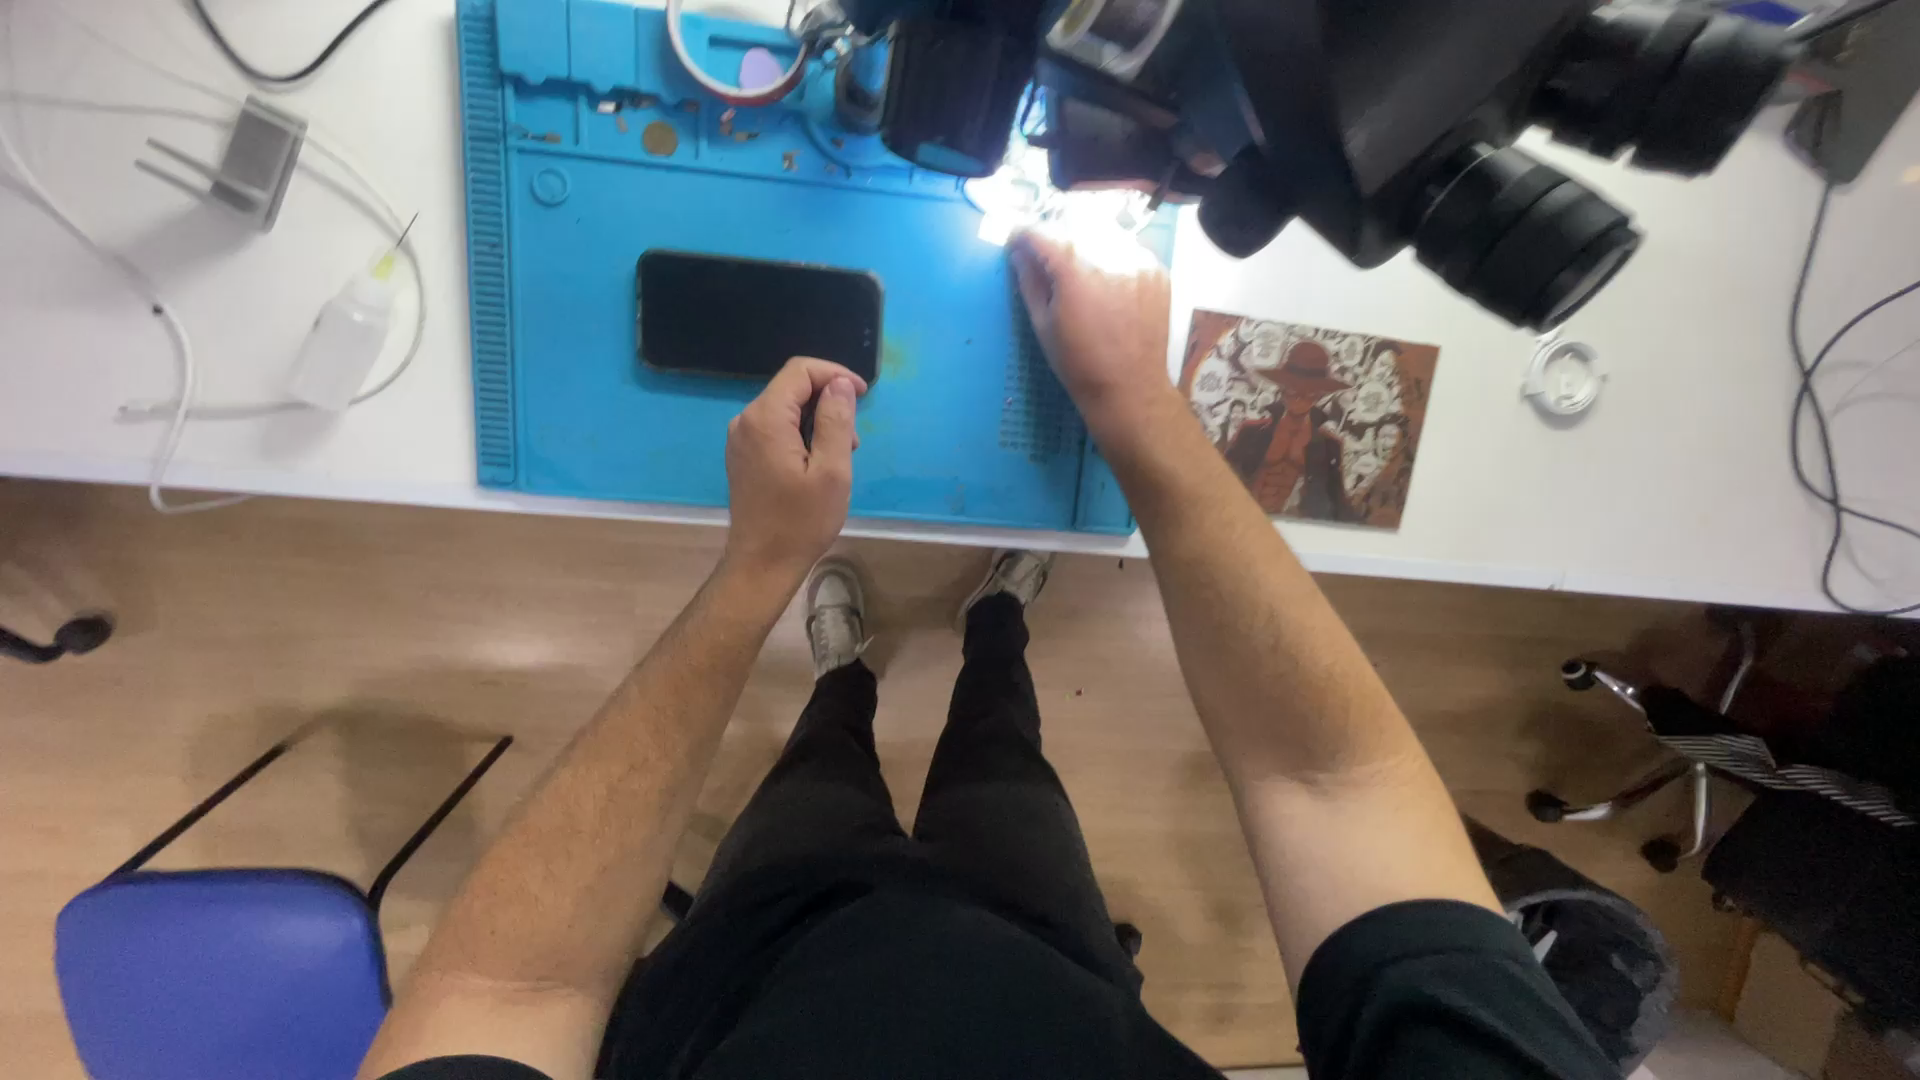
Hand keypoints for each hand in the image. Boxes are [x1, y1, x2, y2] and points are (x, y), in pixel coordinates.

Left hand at [723, 357, 867, 583]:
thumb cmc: (801, 522)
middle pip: (791, 387)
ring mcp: (741, 439)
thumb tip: (841, 385)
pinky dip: (801, 434)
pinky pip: (776, 429)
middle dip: (828, 401)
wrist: (762, 564)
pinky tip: (818, 463)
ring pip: (785, 409)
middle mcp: (746, 420)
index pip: (800, 371)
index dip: (835, 375)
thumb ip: (837, 421)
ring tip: (841, 455)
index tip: (863, 395)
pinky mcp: (743, 456)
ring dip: (817, 420)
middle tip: (854, 438)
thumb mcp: (832, 471)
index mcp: (766, 418)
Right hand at [1010, 223, 1174, 432]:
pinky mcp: (1157, 270)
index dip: (1024, 234)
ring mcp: (1139, 260)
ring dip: (1085, 239)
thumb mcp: (1043, 325)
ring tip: (1078, 265)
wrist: (1130, 388)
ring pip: (1104, 230)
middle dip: (1055, 232)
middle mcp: (1110, 255)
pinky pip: (1128, 247)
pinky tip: (1106, 279)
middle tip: (1045, 253)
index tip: (1016, 242)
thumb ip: (1029, 281)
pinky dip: (1111, 253)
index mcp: (1075, 270)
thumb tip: (1018, 252)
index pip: (1042, 232)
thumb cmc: (1078, 363)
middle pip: (1074, 222)